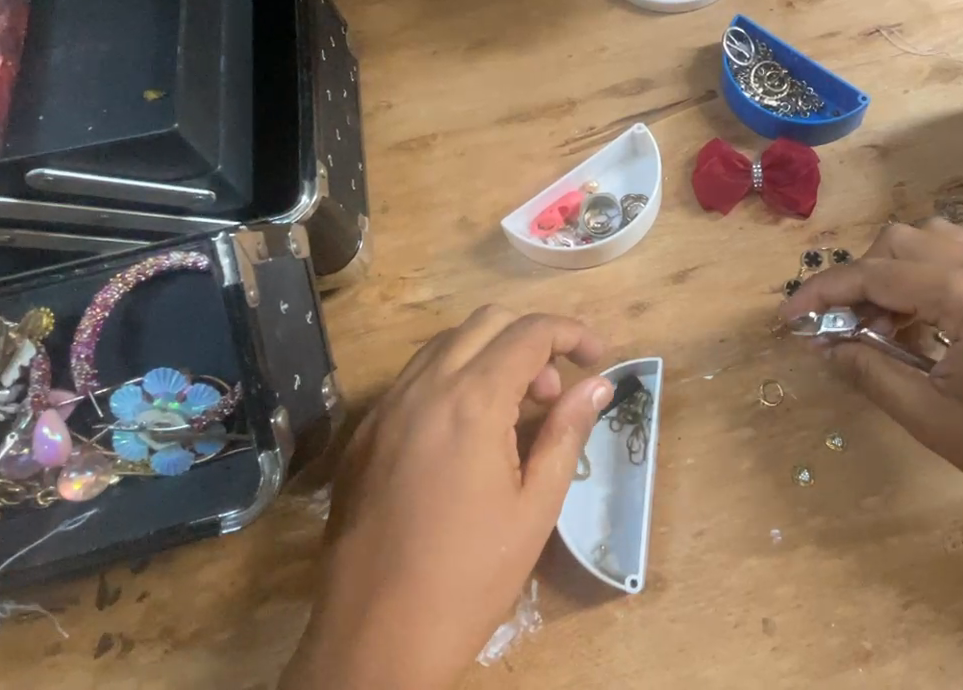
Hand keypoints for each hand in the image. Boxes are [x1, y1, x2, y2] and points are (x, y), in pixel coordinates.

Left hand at [285, 307, 611, 689]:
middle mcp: (424, 387)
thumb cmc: (469, 578)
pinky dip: (452, 377)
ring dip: (490, 354)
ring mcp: (386, 407)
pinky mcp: (364, 433)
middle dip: (532, 340)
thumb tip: (596, 384)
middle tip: (554, 393)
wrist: (373, 639)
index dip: (572, 333)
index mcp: (472, 401)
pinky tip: (466, 431)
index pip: (529, 332)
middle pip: (486, 322)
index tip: (599, 357)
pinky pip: (414, 377)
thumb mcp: (535, 508)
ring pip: (446, 344)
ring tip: (515, 411)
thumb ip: (566, 432)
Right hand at [778, 219, 962, 531]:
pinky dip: (935, 279)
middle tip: (848, 328)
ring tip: (889, 323)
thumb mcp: (934, 419)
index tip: (790, 317)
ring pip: (939, 241)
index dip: (824, 293)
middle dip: (863, 276)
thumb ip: (870, 371)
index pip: (878, 274)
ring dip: (900, 270)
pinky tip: (932, 327)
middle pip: (904, 240)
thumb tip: (823, 346)